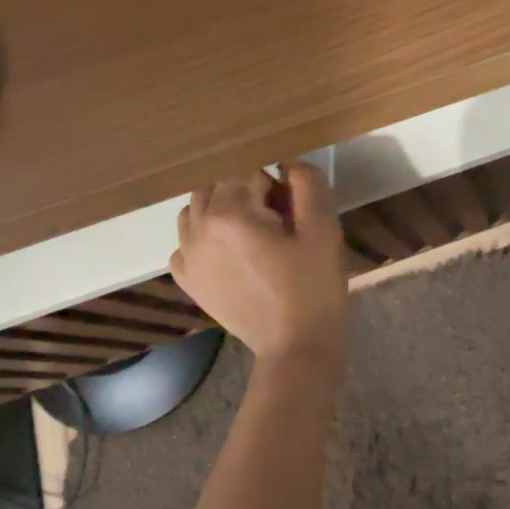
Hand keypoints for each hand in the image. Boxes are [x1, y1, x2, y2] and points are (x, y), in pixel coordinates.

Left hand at [169, 162, 348, 364]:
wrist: (295, 345)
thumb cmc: (313, 285)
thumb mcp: (323, 227)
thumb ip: (307, 183)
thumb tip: (287, 163)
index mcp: (230, 213)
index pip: (249, 171)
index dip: (276, 185)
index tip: (293, 211)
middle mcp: (198, 229)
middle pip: (218, 184)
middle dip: (247, 192)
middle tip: (278, 222)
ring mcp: (187, 256)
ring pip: (197, 208)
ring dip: (223, 209)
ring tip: (254, 235)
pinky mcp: (187, 279)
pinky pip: (186, 240)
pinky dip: (206, 236)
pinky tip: (232, 253)